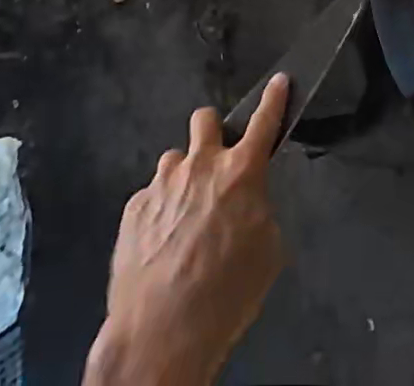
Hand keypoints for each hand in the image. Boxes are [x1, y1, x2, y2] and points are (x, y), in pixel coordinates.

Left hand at [84, 74, 289, 385]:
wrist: (160, 333)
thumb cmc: (227, 293)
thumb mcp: (267, 250)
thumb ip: (258, 209)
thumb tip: (246, 202)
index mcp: (241, 173)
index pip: (264, 121)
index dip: (275, 97)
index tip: (281, 79)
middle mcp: (200, 165)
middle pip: (205, 118)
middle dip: (213, 131)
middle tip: (216, 161)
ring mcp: (162, 183)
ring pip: (175, 159)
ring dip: (184, 176)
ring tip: (184, 217)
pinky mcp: (133, 207)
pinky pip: (152, 195)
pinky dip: (160, 209)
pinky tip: (162, 244)